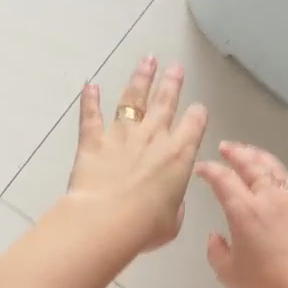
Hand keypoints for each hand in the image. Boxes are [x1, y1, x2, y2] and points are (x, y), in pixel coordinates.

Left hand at [64, 56, 207, 252]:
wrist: (107, 220)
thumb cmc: (145, 227)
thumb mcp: (172, 223)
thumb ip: (174, 207)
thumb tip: (170, 203)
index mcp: (180, 155)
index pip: (194, 125)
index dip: (197, 115)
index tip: (198, 109)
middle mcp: (153, 137)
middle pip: (165, 102)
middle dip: (172, 83)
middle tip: (176, 67)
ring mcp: (122, 134)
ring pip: (133, 98)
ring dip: (141, 79)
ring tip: (147, 60)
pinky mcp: (94, 139)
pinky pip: (91, 115)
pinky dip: (89, 100)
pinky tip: (90, 86)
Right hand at [195, 142, 287, 287]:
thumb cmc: (265, 285)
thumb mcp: (228, 273)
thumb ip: (216, 250)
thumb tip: (216, 236)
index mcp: (244, 210)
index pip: (223, 179)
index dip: (209, 170)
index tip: (201, 169)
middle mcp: (268, 198)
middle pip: (251, 163)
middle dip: (236, 153)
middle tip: (225, 148)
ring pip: (273, 167)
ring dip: (257, 156)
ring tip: (248, 153)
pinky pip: (285, 182)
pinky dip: (273, 172)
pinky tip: (269, 179)